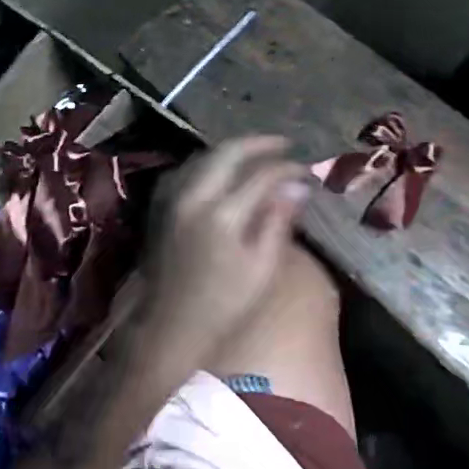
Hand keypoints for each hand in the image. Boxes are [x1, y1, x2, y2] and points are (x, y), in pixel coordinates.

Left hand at [136, 136, 311, 371]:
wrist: (172, 325)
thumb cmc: (225, 304)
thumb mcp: (262, 266)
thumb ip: (278, 220)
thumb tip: (297, 185)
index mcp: (222, 213)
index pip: (261, 174)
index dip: (288, 167)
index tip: (307, 170)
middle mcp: (193, 195)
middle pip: (226, 152)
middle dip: (258, 143)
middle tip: (283, 145)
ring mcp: (172, 197)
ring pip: (203, 157)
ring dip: (231, 150)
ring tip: (258, 154)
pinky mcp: (161, 205)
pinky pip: (188, 169)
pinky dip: (210, 163)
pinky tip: (224, 171)